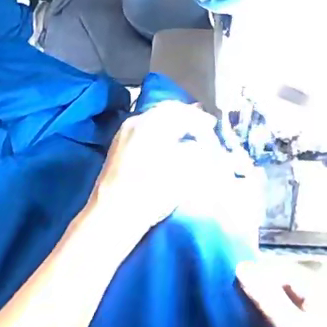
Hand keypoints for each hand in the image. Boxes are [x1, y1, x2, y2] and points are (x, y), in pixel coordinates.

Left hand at [83, 100, 219, 242]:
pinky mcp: (118, 144)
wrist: (114, 216)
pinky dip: (160, 129)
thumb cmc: (152, 192)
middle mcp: (138, 121)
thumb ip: (196, 150)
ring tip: (187, 133)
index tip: (213, 127)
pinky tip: (168, 141)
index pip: (184, 113)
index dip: (201, 119)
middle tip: (203, 125)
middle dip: (187, 116)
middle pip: (168, 110)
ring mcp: (125, 132)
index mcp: (154, 123)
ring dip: (173, 122)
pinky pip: (145, 127)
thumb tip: (199, 144)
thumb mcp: (184, 170)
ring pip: (155, 118)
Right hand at [236, 262, 326, 326]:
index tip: (234, 276)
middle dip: (264, 290)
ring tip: (235, 308)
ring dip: (265, 309)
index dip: (265, 273)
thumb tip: (241, 267)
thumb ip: (269, 299)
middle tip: (230, 291)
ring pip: (287, 310)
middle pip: (290, 290)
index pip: (293, 273)